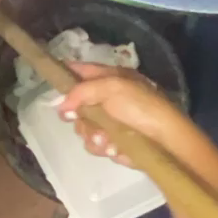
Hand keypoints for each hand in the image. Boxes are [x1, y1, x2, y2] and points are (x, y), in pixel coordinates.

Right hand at [54, 62, 190, 166]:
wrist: (166, 140)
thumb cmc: (141, 106)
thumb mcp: (112, 88)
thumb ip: (82, 92)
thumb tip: (61, 106)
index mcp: (109, 78)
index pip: (80, 70)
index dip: (64, 74)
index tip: (51, 83)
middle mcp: (106, 98)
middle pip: (75, 104)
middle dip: (79, 116)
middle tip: (80, 118)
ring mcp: (109, 121)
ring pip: (82, 127)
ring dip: (91, 134)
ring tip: (106, 139)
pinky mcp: (111, 142)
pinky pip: (93, 144)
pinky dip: (101, 146)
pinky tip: (113, 147)